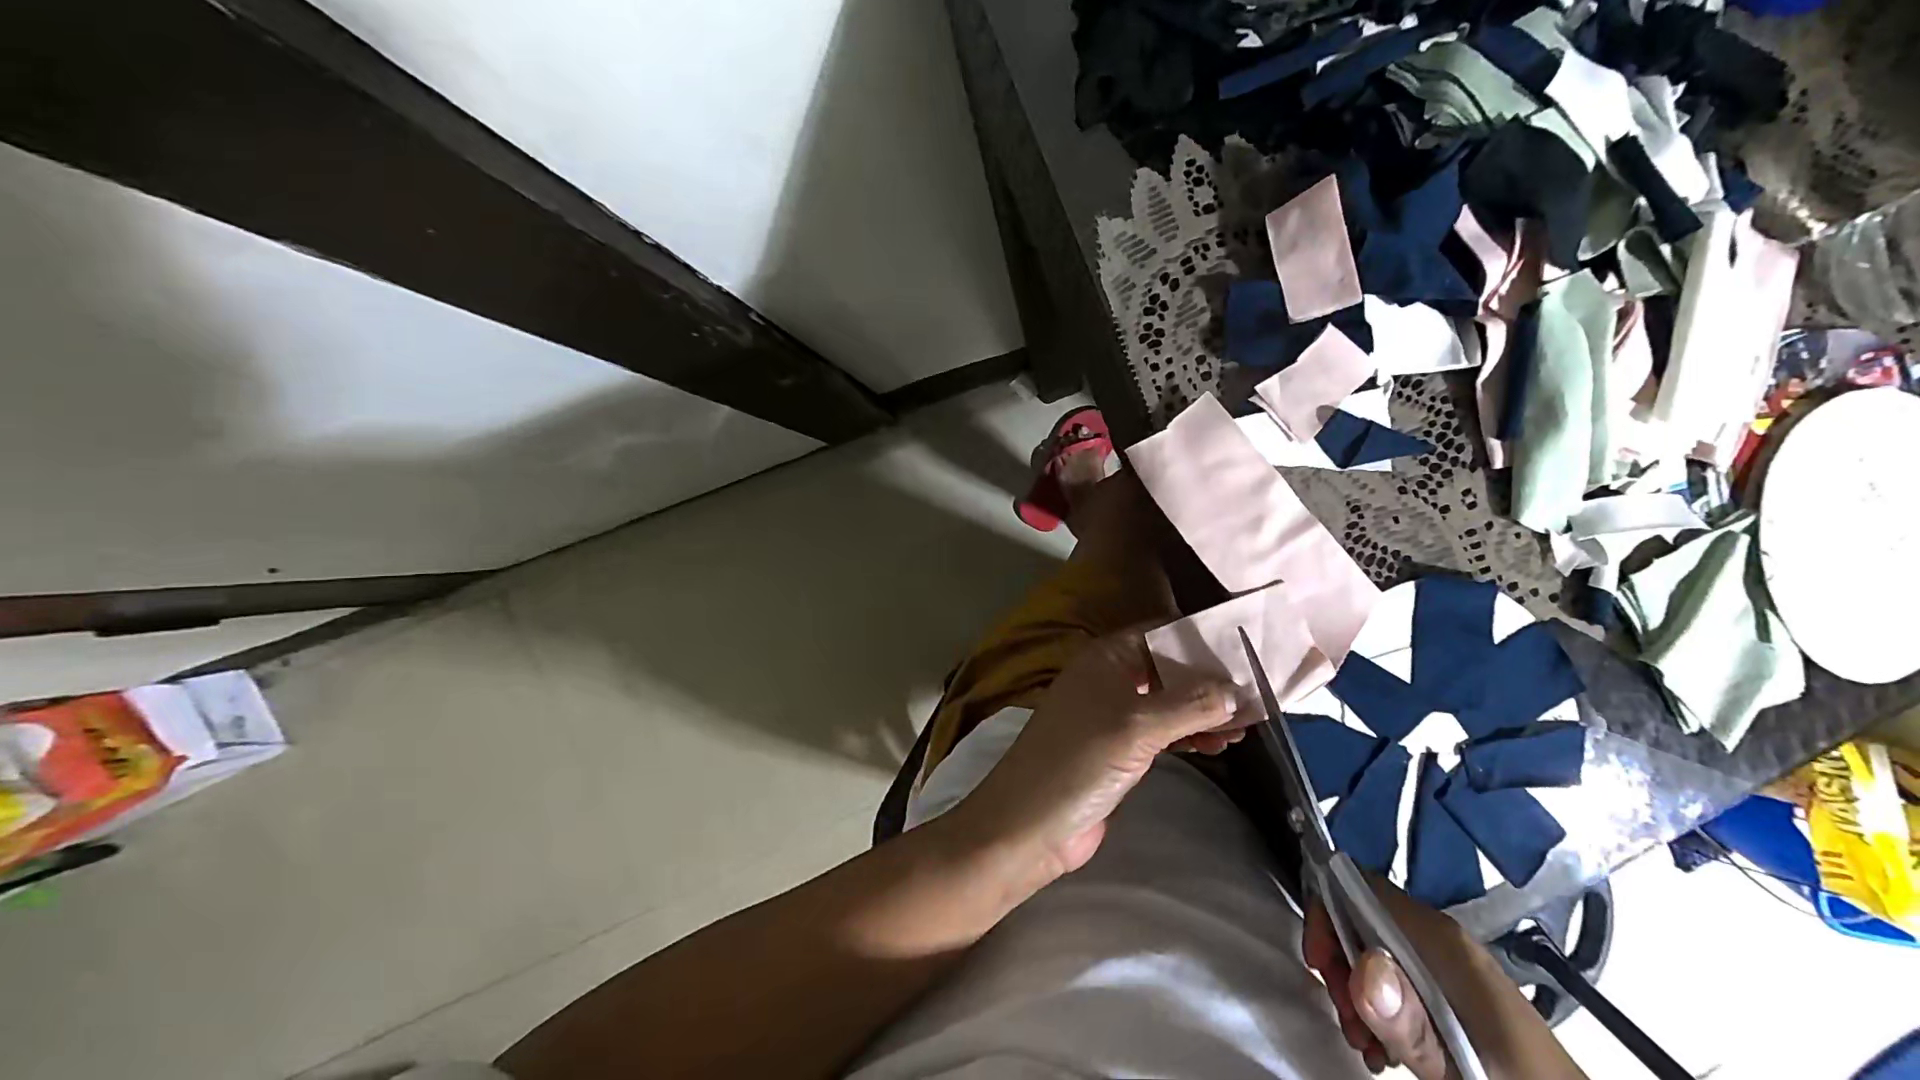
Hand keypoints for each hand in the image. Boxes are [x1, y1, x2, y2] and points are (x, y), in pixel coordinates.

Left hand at [940, 630, 1242, 891]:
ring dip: (1205, 711)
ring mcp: (1113, 715)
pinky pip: (1163, 731)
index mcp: (1106, 657)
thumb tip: (1236, 689)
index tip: (1249, 647)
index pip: (1161, 632)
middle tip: (1259, 691)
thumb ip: (1189, 704)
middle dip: (1210, 679)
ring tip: (1248, 724)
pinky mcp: (1119, 749)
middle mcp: (1109, 678)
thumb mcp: (1137, 726)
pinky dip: (1191, 734)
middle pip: (1169, 668)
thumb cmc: (1080, 761)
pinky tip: (1221, 743)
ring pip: (1169, 702)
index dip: (1202, 638)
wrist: (1031, 824)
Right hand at [1304, 881, 1487, 1079]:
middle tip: (1345, 1016)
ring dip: (1353, 989)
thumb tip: (1362, 966)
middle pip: (1360, 917)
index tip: (1319, 964)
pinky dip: (1376, 1003)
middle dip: (1338, 961)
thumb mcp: (1464, 1070)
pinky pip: (1395, 973)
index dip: (1327, 912)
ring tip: (1366, 1042)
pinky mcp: (1453, 990)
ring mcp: (1449, 964)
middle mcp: (1443, 940)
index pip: (1360, 886)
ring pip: (1373, 947)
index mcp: (1444, 943)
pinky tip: (1385, 1045)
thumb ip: (1413, 1025)